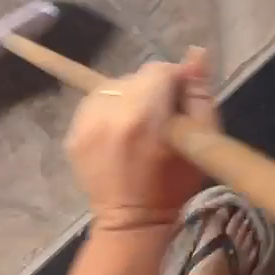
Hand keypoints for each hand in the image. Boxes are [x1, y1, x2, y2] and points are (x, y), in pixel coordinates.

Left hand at [64, 48, 215, 232]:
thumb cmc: (176, 180)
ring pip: (114, 86)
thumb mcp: (201, 135)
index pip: (159, 69)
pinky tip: (120, 128)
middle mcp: (111, 114)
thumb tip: (196, 52)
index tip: (181, 101)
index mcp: (146, 114)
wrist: (132, 222)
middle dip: (153, 89)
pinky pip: (95, 102)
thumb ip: (199, 91)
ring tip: (139, 122)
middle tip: (162, 116)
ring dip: (130, 96)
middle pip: (137, 77)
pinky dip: (110, 108)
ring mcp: (87, 125)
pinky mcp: (73, 135)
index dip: (175, 80)